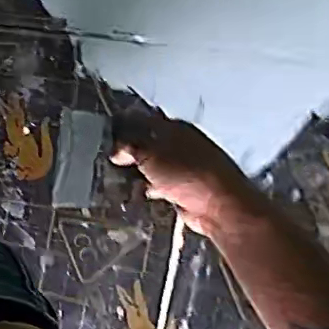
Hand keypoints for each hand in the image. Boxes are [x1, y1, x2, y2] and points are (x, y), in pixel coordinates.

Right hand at [109, 108, 264, 236]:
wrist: (219, 208)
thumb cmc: (192, 175)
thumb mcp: (148, 154)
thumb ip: (128, 147)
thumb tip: (117, 150)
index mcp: (177, 129)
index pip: (145, 121)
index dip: (125, 127)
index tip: (108, 136)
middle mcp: (183, 146)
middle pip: (147, 145)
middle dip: (130, 153)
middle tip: (116, 159)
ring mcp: (185, 168)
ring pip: (152, 166)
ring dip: (139, 173)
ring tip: (126, 178)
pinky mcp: (184, 189)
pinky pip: (158, 185)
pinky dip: (149, 188)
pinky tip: (142, 192)